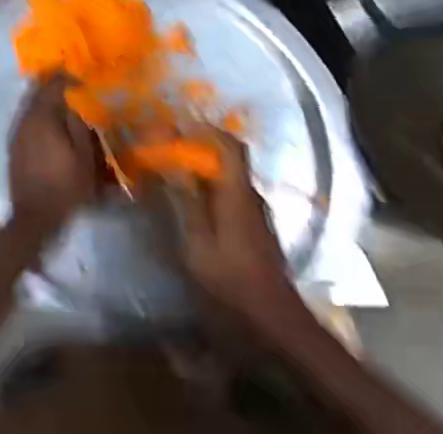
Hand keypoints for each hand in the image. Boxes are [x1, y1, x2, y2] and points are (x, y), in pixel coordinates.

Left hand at [7, 78, 102, 234]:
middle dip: (53, 86)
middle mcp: (25, 119)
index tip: (81, 79)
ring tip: (65, 104)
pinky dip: (40, 115)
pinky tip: (52, 125)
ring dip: (46, 101)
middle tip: (72, 86)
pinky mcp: (14, 144)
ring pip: (30, 106)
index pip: (51, 86)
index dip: (65, 78)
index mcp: (42, 118)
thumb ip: (79, 127)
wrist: (34, 214)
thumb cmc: (65, 187)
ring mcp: (16, 132)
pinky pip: (27, 120)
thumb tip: (74, 105)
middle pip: (37, 93)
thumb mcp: (83, 159)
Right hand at [173, 130, 304, 334]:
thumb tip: (169, 165)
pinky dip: (209, 187)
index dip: (207, 128)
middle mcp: (250, 197)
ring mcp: (256, 213)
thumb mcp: (198, 242)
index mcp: (237, 194)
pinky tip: (190, 200)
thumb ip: (184, 202)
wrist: (275, 319)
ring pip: (229, 177)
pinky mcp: (255, 228)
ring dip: (203, 167)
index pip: (230, 146)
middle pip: (228, 158)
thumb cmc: (233, 279)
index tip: (179, 122)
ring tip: (172, 170)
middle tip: (166, 144)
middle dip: (198, 146)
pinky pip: (230, 193)